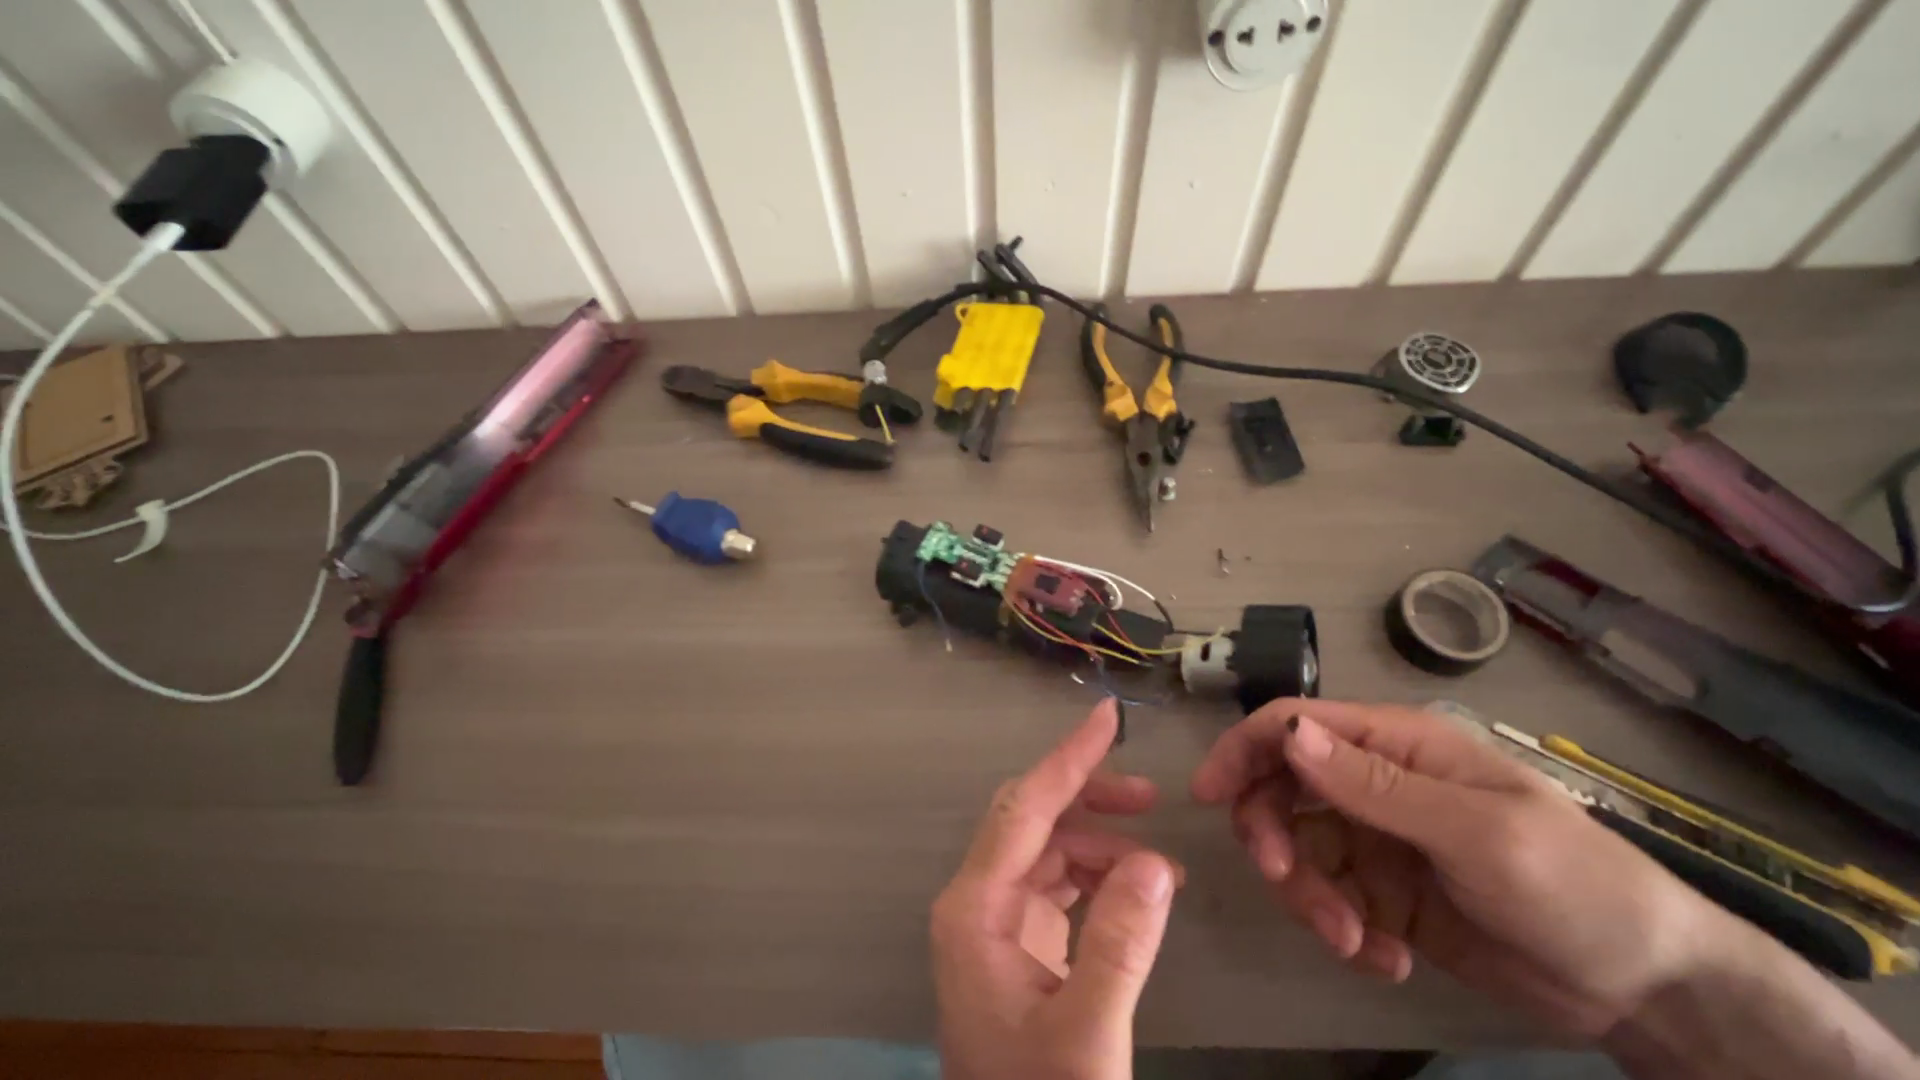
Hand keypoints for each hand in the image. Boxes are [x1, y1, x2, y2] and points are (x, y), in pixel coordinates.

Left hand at [932, 699, 1180, 1079]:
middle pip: (1031, 820)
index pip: (1024, 810)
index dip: (1069, 760)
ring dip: (1100, 845)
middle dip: (1089, 799)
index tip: (1108, 717)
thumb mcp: (1087, 1035)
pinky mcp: (1014, 947)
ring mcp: (993, 925)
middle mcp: (975, 903)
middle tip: (1153, 799)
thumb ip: (1120, 947)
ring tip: (1163, 868)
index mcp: (974, 909)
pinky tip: (1135, 892)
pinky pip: (1054, 886)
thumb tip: (1155, 863)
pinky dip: (1095, 878)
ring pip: (1046, 851)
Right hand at [1192, 699, 1731, 1037]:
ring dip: (1310, 899)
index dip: (1244, 750)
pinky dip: (1344, 933)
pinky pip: (1331, 902)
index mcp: (1400, 748)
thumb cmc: (1574, 886)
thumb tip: (1287, 732)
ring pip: (1298, 852)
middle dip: (1272, 837)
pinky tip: (1387, 961)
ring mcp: (1379, 842)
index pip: (1297, 725)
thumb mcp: (1476, 833)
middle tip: (1284, 883)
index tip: (1206, 796)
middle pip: (1282, 790)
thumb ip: (1376, 785)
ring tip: (1357, 943)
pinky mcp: (1385, 896)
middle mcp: (1378, 786)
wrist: (1643, 987)